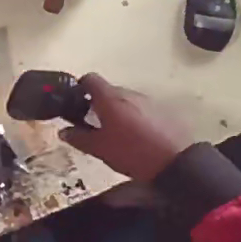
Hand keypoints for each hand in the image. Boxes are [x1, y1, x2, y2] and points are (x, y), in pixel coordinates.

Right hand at [57, 74, 193, 180]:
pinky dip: (134, 118)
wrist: (177, 163)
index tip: (75, 102)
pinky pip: (141, 109)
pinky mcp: (164, 111)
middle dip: (98, 104)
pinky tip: (135, 137)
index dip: (80, 87)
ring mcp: (149, 101)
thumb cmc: (132, 152)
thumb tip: (64, 131)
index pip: (90, 79)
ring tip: (115, 134)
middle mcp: (129, 94)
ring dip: (117, 112)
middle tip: (92, 125)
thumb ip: (79, 138)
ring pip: (125, 101)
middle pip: (108, 91)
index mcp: (110, 98)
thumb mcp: (99, 149)